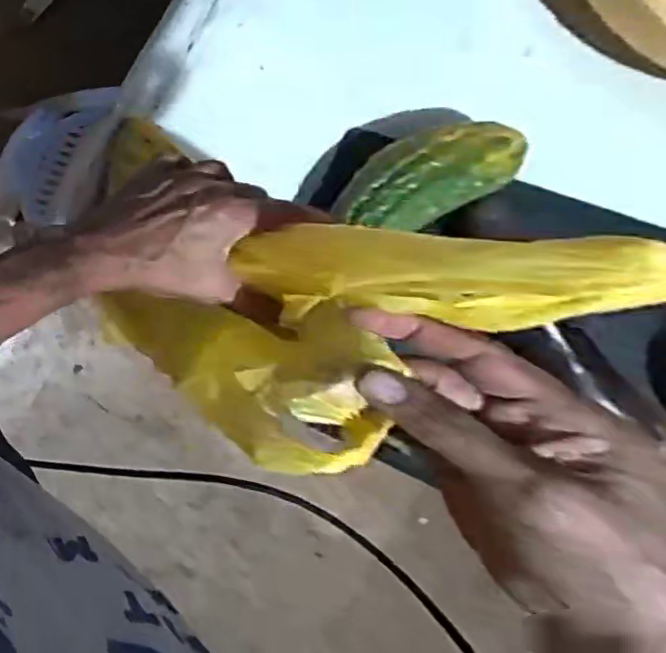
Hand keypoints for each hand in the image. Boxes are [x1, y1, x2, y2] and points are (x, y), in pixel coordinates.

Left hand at [59, 158, 319, 304]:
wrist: (99, 249)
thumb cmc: (158, 268)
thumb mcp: (214, 290)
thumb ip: (258, 303)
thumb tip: (293, 326)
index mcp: (236, 209)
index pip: (289, 210)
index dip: (310, 221)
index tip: (325, 231)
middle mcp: (212, 183)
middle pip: (252, 192)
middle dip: (261, 211)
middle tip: (261, 232)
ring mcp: (178, 172)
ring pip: (218, 173)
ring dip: (226, 188)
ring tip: (221, 211)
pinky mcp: (151, 172)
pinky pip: (181, 166)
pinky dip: (189, 176)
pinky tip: (184, 192)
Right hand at [353, 310, 665, 650]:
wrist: (607, 635)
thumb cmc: (596, 557)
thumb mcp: (527, 489)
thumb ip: (448, 428)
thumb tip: (367, 373)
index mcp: (569, 420)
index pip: (487, 359)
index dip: (425, 332)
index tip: (362, 313)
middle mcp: (527, 424)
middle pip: (447, 377)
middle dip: (391, 362)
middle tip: (331, 352)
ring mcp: (494, 448)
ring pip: (424, 402)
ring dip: (378, 390)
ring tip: (326, 376)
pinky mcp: (464, 470)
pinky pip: (416, 432)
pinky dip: (379, 418)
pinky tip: (343, 407)